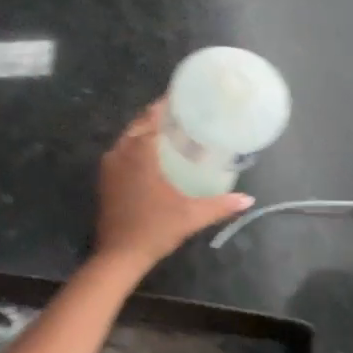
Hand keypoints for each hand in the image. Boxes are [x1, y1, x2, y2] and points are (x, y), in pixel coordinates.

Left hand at [95, 101, 253, 267]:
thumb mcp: (191, 216)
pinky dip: (135, 148)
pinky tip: (152, 157)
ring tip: (170, 133)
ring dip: (144, 132)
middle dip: (156, 117)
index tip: (182, 97)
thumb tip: (248, 199)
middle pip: (138, 125)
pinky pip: (121, 153)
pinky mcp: (105, 181)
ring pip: (127, 139)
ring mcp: (109, 167)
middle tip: (182, 116)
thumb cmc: (154, 230)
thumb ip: (220, 205)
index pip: (151, 117)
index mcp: (139, 153)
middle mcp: (120, 153)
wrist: (119, 255)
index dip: (165, 105)